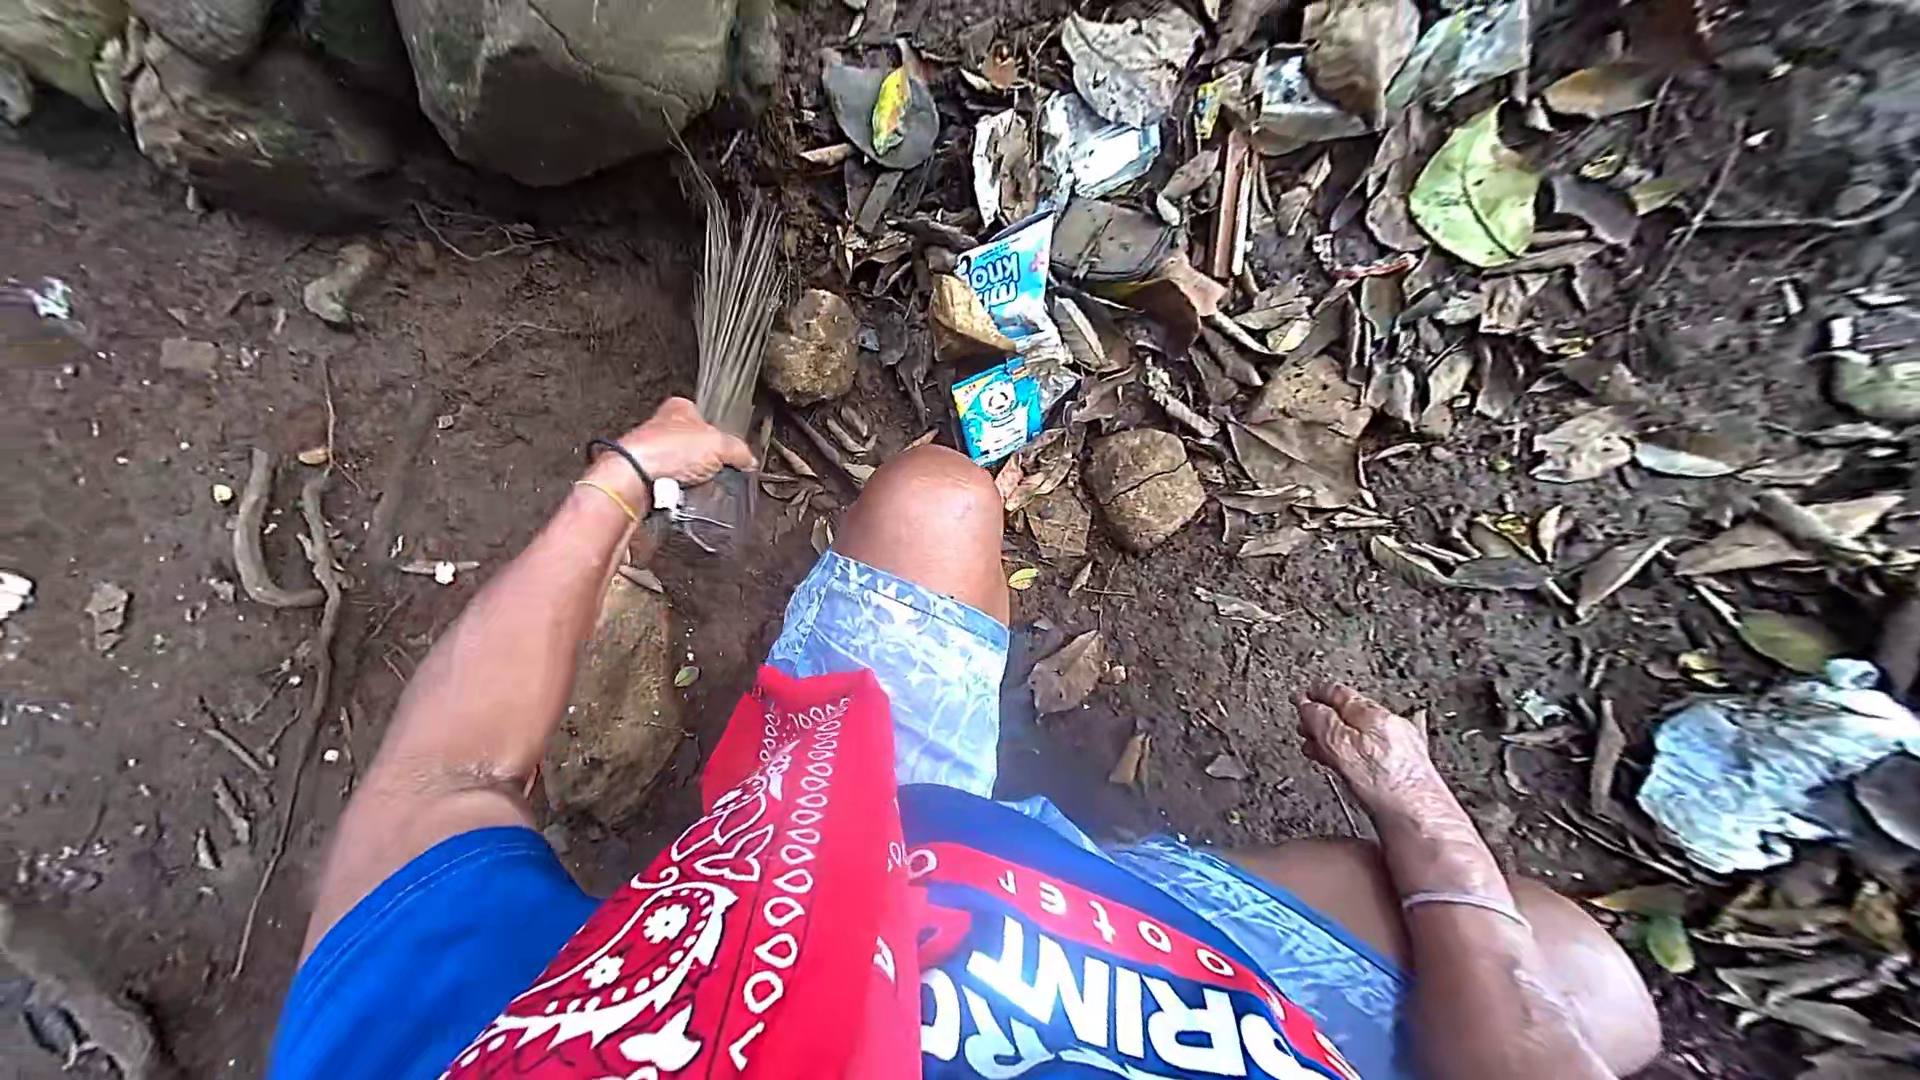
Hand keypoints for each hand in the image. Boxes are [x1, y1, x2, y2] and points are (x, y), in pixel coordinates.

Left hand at [586, 397, 755, 504]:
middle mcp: (663, 426)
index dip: (722, 434)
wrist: (635, 478)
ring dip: (698, 477)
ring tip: (704, 484)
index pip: (708, 418)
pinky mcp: (647, 474)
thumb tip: (749, 460)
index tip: (732, 450)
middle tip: (721, 469)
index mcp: (679, 408)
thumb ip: (740, 451)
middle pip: (699, 444)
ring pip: (687, 466)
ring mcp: (654, 451)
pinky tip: (688, 492)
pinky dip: (684, 489)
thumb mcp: (719, 444)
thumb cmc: (668, 449)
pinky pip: (676, 483)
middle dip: (711, 459)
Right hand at [1294, 684, 1445, 818]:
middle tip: (1304, 728)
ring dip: (1333, 738)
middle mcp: (1391, 726)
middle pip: (1348, 713)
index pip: (1338, 692)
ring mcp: (1401, 746)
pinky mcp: (1405, 768)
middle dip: (1322, 719)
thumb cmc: (1388, 787)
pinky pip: (1369, 750)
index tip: (1300, 698)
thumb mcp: (1339, 747)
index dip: (1314, 694)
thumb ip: (1320, 721)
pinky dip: (1350, 752)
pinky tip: (1344, 764)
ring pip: (1358, 733)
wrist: (1423, 823)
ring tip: (1318, 749)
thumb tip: (1306, 703)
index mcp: (1375, 714)